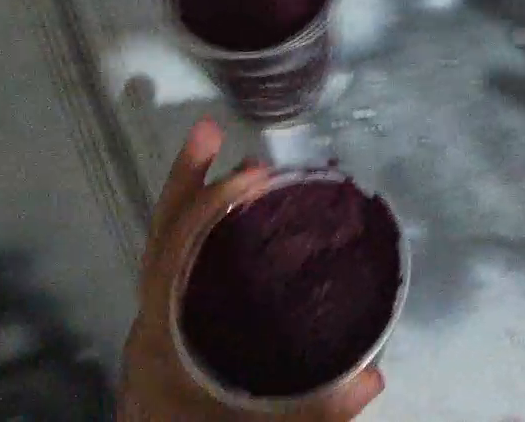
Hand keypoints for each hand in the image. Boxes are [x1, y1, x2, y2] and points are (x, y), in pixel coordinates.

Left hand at [120, 119, 384, 420]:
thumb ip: (318, 414)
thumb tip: (375, 378)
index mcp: (161, 342)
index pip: (172, 257)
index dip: (208, 207)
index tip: (253, 174)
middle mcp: (150, 324)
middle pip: (161, 236)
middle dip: (184, 179)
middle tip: (210, 130)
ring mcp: (155, 323)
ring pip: (165, 245)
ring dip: (190, 196)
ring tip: (222, 152)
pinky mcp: (170, 326)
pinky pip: (179, 262)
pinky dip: (200, 227)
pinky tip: (231, 213)